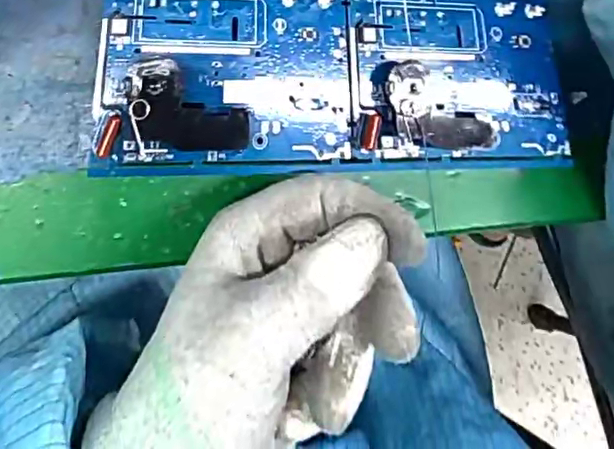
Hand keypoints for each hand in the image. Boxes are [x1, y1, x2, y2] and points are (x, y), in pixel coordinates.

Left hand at [83, 175, 427, 447]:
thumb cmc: (199, 398)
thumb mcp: (255, 336)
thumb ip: (314, 284)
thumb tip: (373, 235)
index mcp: (249, 236)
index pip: (320, 198)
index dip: (369, 213)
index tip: (413, 250)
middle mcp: (268, 265)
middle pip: (346, 255)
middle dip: (369, 303)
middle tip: (398, 343)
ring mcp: (282, 313)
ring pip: (350, 310)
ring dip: (346, 360)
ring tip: (321, 405)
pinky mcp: (294, 358)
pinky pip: (340, 353)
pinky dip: (332, 387)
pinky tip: (304, 415)